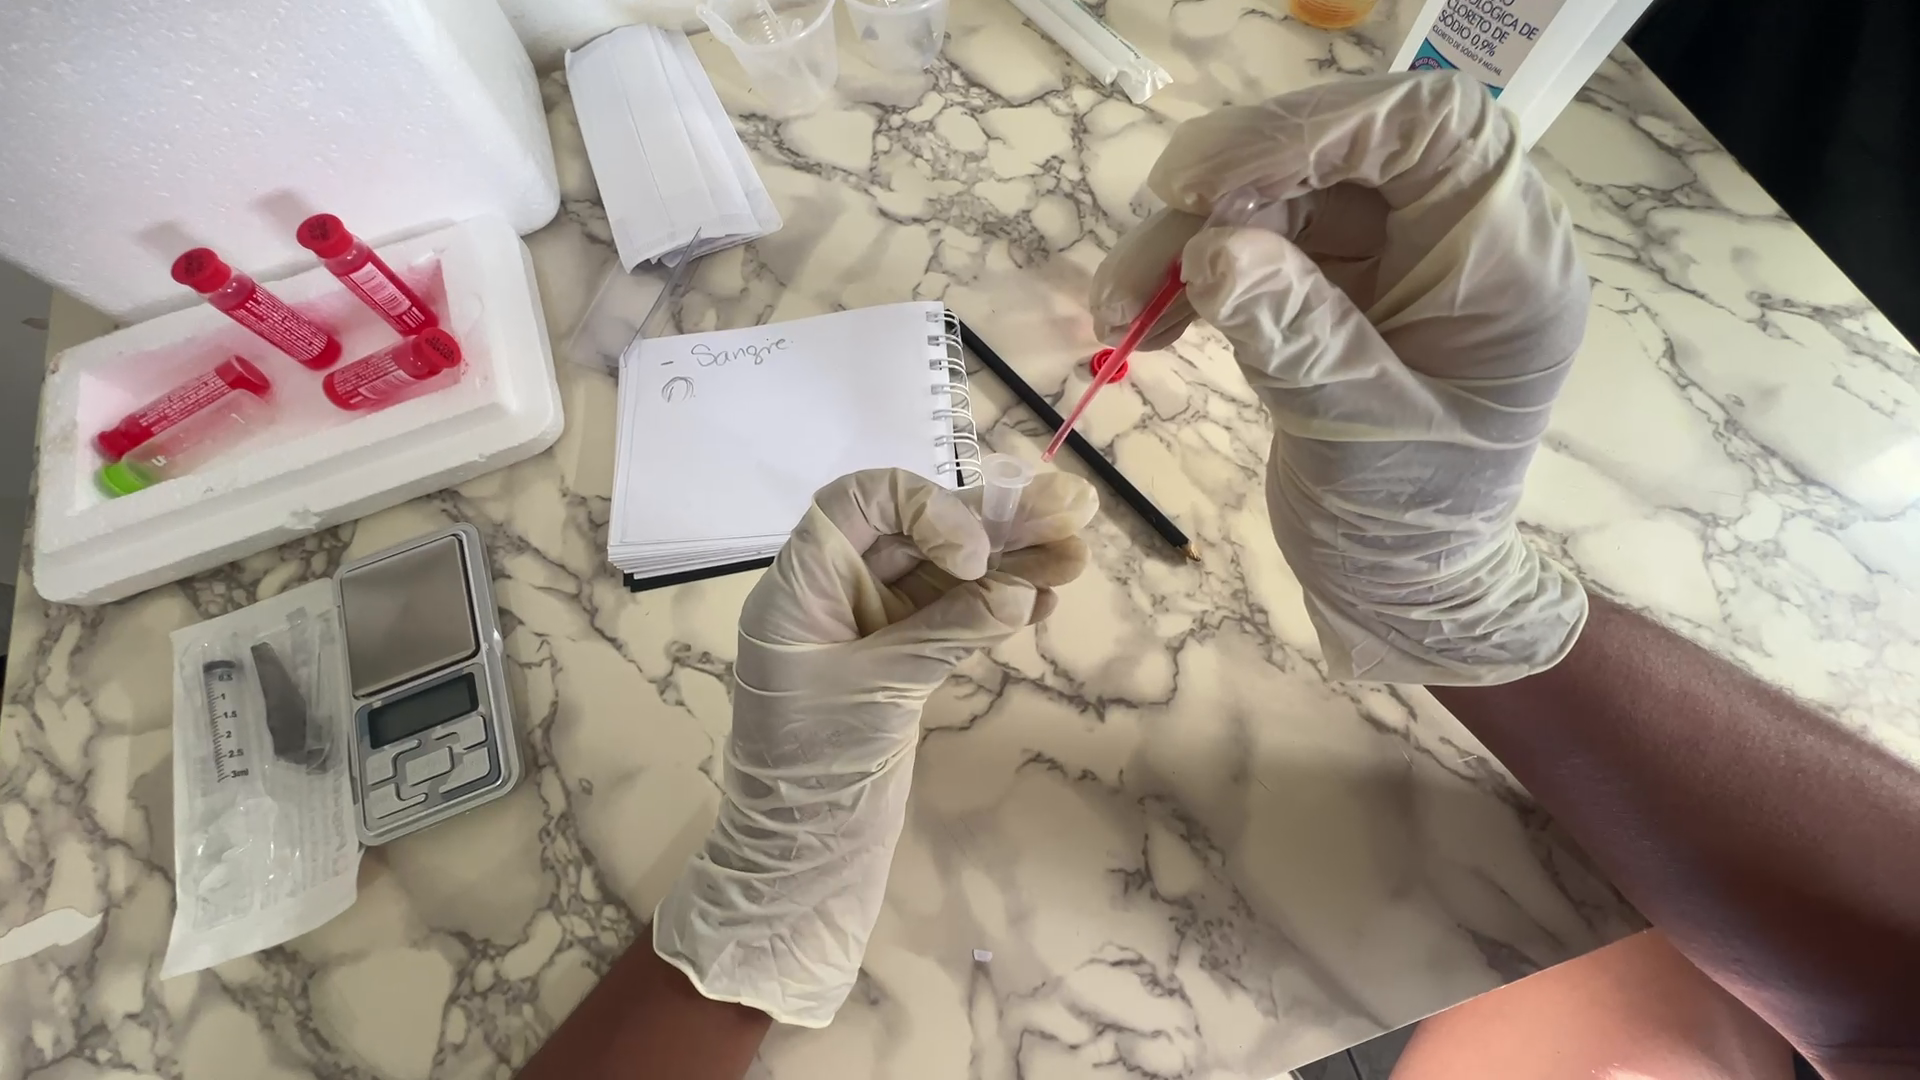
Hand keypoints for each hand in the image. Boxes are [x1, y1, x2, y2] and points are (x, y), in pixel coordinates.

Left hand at [653, 467, 1097, 1026]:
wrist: (804, 855)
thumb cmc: (814, 770)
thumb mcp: (878, 689)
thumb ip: (948, 631)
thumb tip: (1024, 591)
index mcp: (806, 582)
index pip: (863, 500)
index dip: (925, 506)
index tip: (973, 554)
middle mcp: (842, 587)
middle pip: (921, 529)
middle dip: (995, 521)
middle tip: (1070, 508)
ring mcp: (876, 621)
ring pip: (949, 571)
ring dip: (1013, 560)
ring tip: (1077, 553)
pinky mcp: (905, 655)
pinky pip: (956, 614)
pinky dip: (1000, 606)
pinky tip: (1046, 598)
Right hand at [1092, 72, 1588, 683]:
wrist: (1394, 578)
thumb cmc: (1400, 523)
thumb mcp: (1352, 431)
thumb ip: (1293, 336)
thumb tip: (1209, 251)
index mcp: (1496, 263)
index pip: (1423, 130)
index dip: (1309, 133)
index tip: (1199, 187)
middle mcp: (1444, 244)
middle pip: (1327, 165)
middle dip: (1218, 204)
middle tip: (1133, 267)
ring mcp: (1382, 269)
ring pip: (1273, 210)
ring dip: (1183, 250)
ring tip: (1113, 312)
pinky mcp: (1329, 298)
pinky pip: (1253, 259)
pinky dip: (1192, 284)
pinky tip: (1147, 327)